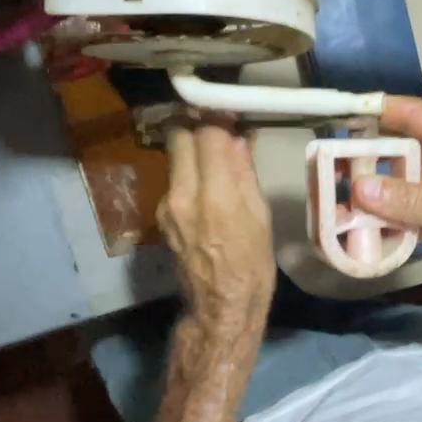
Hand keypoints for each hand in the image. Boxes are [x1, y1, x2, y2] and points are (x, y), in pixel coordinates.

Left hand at [159, 116, 275, 328]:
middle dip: (198, 127)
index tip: (231, 115)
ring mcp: (166, 206)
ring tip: (216, 158)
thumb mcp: (260, 216)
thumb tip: (236, 139)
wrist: (221, 306)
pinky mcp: (161, 217)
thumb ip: (243, 173)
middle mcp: (182, 194)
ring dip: (192, 151)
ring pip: (174, 158)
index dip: (219, 118)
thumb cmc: (252, 265)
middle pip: (179, 136)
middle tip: (218, 129)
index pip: (207, 134)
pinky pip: (174, 181)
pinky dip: (189, 175)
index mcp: (214, 194)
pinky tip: (206, 185)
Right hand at [352, 96, 421, 311]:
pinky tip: (354, 225)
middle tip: (327, 162)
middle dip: (367, 156)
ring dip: (370, 192)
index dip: (385, 111)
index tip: (348, 109)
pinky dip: (381, 220)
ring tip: (332, 194)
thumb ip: (411, 201)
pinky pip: (401, 216)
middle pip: (402, 152)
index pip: (420, 118)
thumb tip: (360, 188)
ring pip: (397, 186)